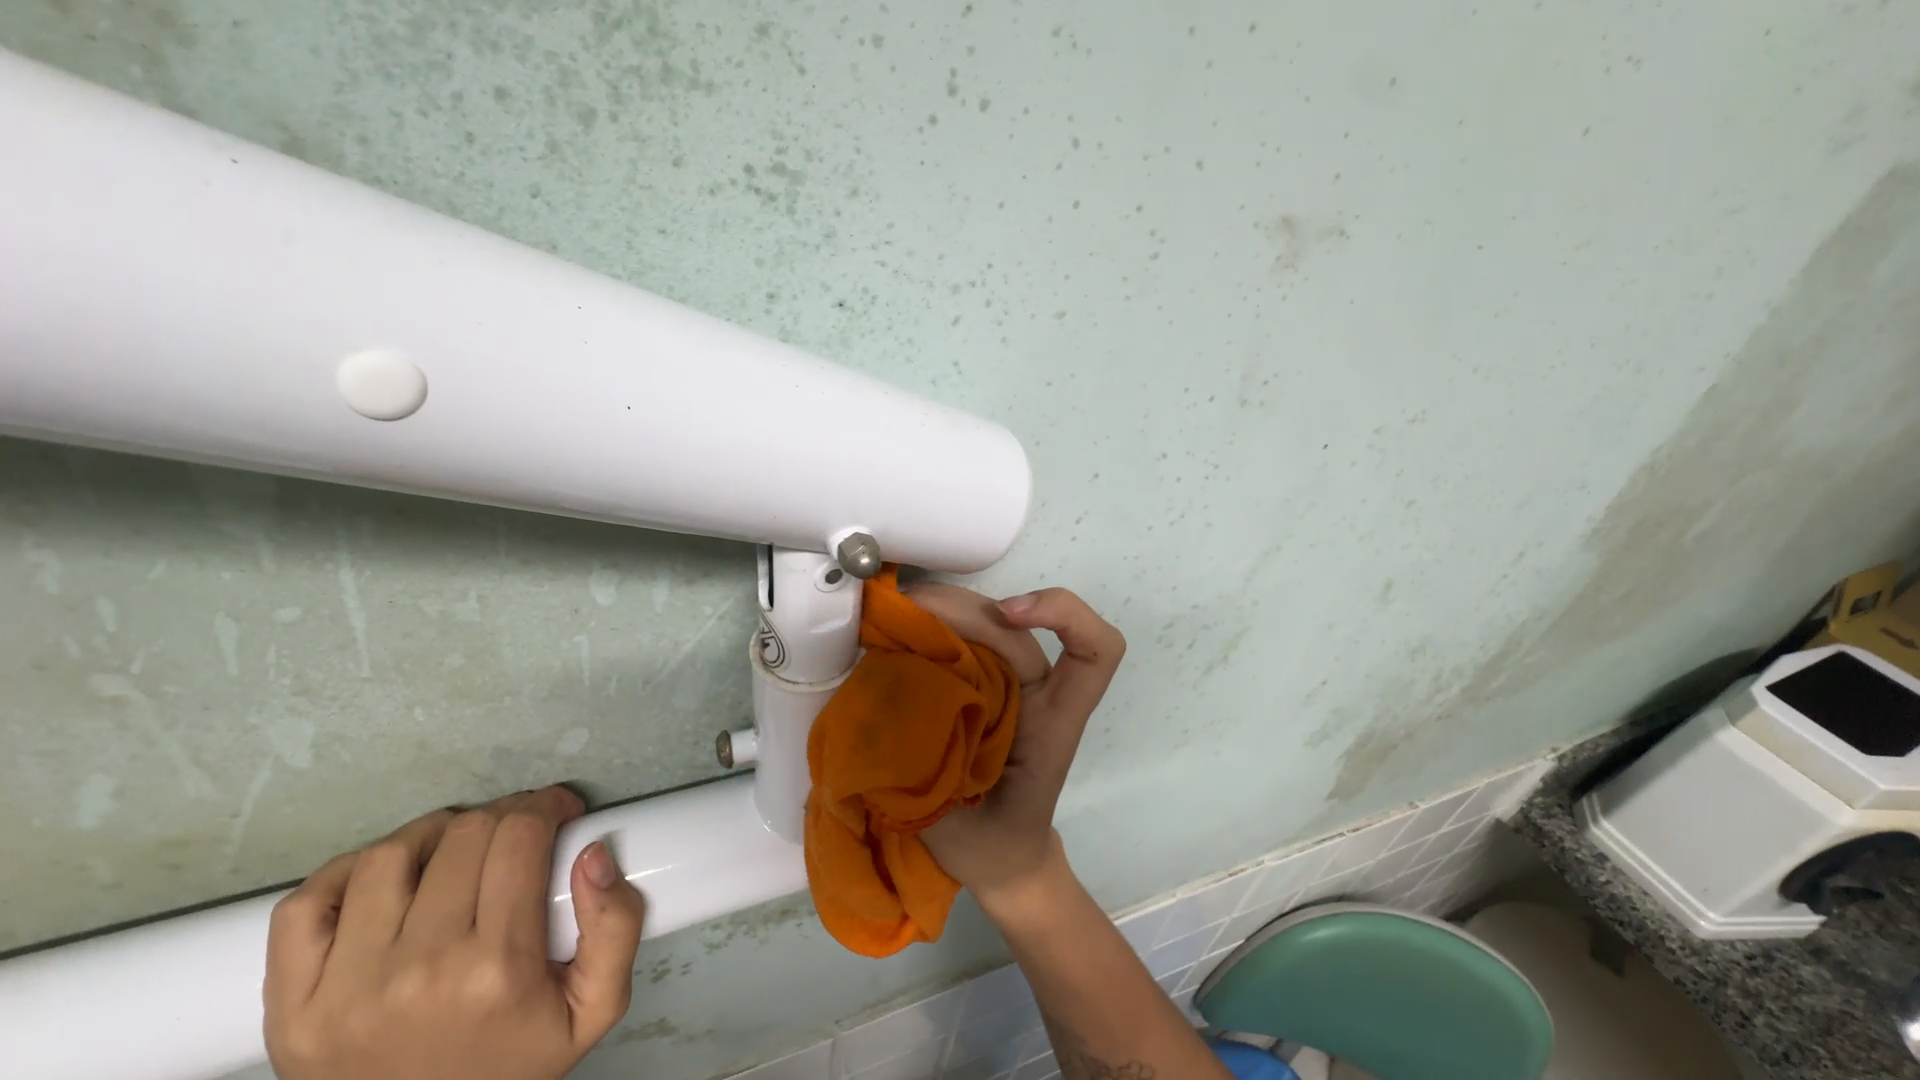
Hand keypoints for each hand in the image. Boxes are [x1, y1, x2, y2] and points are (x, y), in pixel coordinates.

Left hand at [264, 786, 645, 1079]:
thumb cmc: (512, 1068)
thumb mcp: (594, 1011)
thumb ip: (615, 928)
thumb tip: (592, 853)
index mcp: (497, 968)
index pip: (518, 839)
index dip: (546, 807)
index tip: (560, 811)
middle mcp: (420, 969)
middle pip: (463, 836)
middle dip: (503, 816)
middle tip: (520, 830)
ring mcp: (345, 986)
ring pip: (390, 855)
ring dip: (434, 834)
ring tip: (457, 848)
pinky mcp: (291, 1003)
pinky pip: (309, 901)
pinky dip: (349, 871)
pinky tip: (388, 878)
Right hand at [907, 585, 1125, 901]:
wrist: (1002, 860)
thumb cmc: (991, 845)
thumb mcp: (959, 822)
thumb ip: (926, 771)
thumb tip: (883, 711)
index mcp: (1052, 723)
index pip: (1094, 652)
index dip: (1063, 616)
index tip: (1007, 616)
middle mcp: (1038, 694)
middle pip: (1017, 628)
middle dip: (964, 609)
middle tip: (901, 612)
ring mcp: (1011, 686)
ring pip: (988, 623)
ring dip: (944, 611)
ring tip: (893, 615)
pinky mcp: (983, 685)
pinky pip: (966, 640)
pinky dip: (934, 627)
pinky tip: (897, 633)